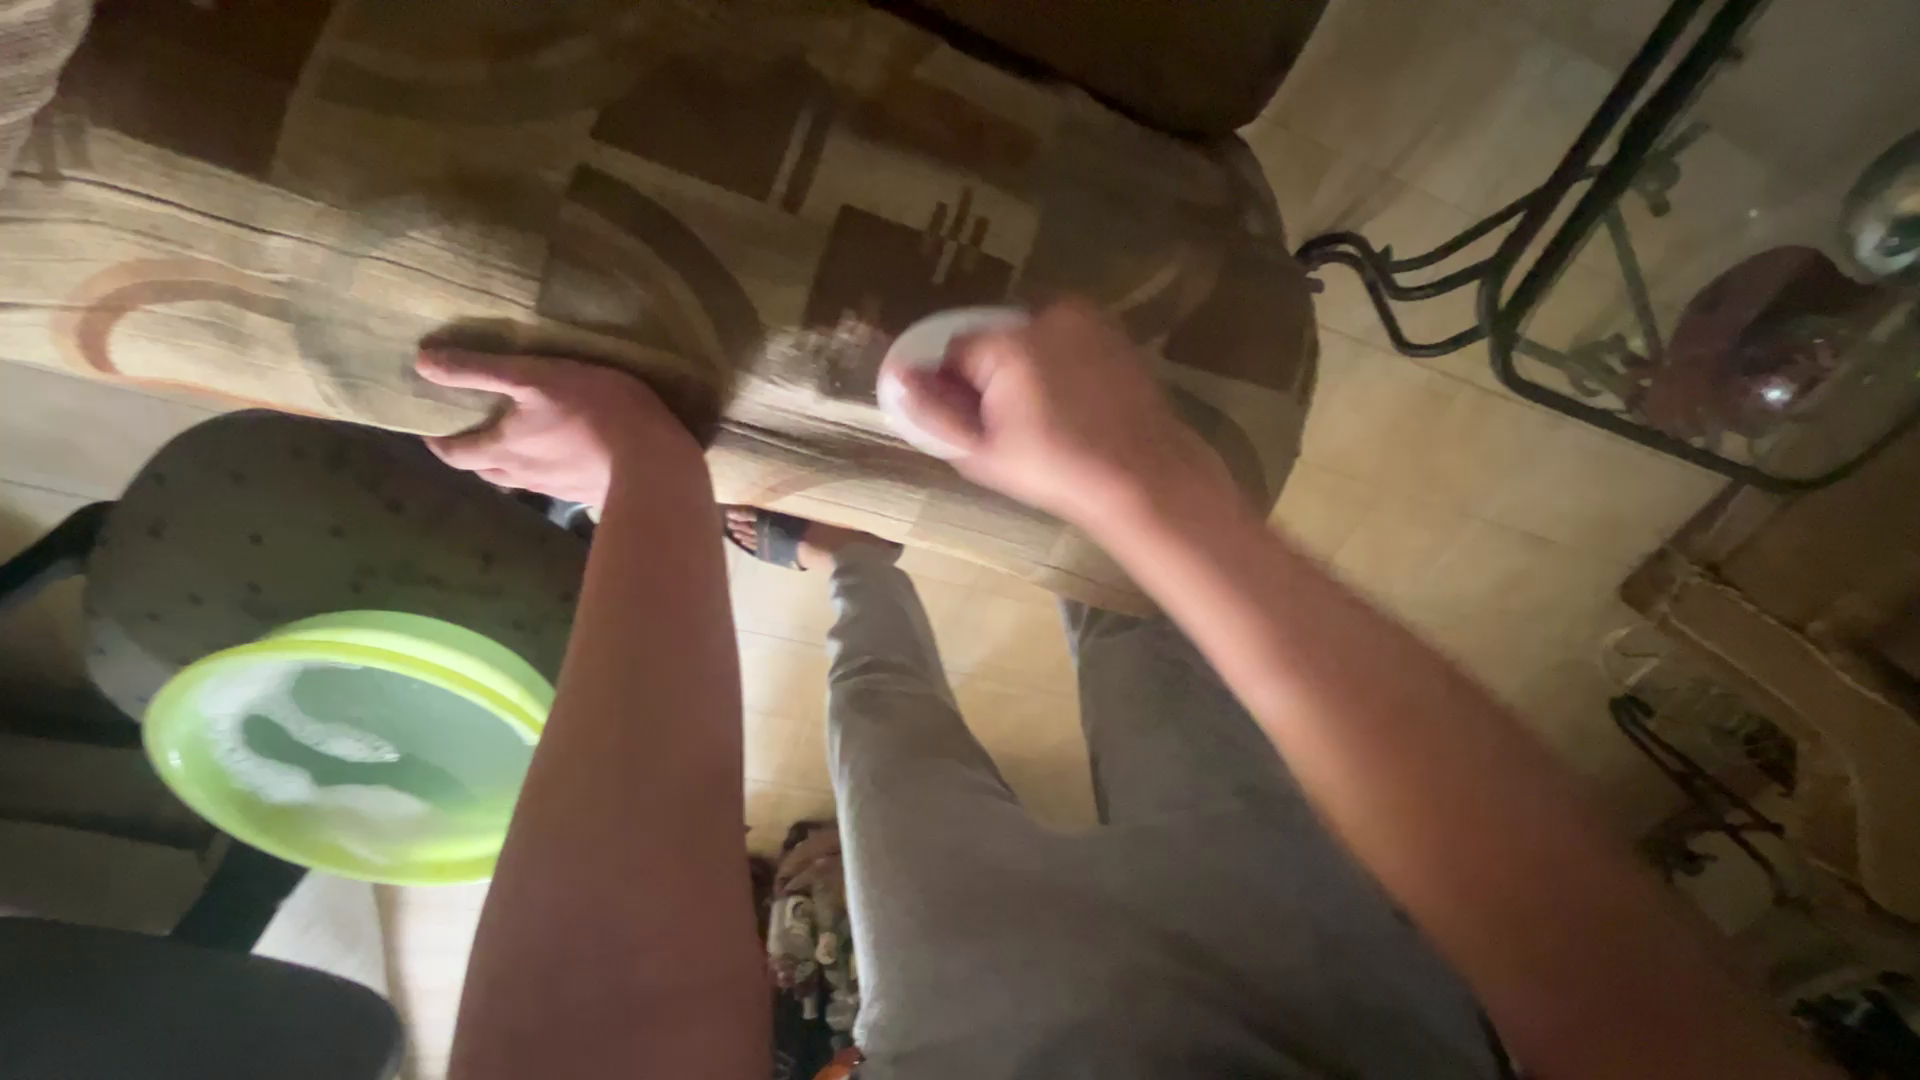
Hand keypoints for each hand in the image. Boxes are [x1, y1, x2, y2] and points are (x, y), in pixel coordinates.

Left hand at [416, 348, 703, 508]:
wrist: (655, 463)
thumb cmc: (595, 412)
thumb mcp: (535, 376)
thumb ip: (479, 370)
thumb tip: (421, 362)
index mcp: (502, 448)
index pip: (453, 452)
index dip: (438, 442)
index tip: (434, 429)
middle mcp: (523, 476)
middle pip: (485, 471)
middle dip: (475, 455)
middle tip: (479, 435)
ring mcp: (559, 490)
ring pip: (522, 481)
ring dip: (514, 467)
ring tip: (525, 447)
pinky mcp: (590, 494)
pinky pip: (559, 485)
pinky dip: (553, 472)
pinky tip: (571, 459)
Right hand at [879, 300, 1235, 528]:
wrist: (1142, 474)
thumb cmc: (1055, 471)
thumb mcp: (981, 453)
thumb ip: (933, 412)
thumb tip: (896, 376)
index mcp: (1008, 342)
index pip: (956, 351)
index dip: (960, 389)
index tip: (980, 422)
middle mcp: (1046, 314)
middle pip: (993, 338)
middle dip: (992, 373)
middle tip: (1013, 422)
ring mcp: (1086, 318)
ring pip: (1030, 336)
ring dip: (1026, 364)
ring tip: (1045, 414)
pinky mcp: (1114, 330)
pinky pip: (1066, 338)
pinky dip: (1060, 360)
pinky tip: (1073, 402)